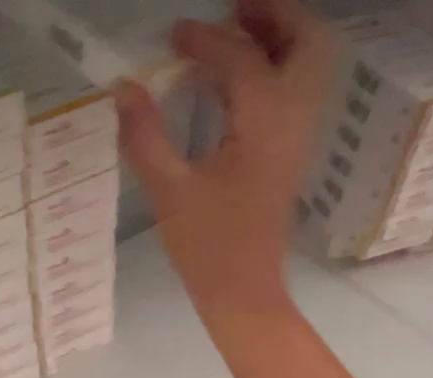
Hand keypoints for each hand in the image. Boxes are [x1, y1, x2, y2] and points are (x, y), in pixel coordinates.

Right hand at [116, 0, 328, 318]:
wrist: (245, 295)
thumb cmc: (209, 248)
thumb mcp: (169, 192)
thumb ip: (145, 136)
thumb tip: (124, 89)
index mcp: (265, 124)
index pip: (243, 59)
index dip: (208, 39)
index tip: (174, 35)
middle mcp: (292, 122)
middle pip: (306, 45)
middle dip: (274, 16)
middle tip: (234, 7)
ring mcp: (298, 140)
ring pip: (308, 69)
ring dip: (279, 41)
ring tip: (237, 32)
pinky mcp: (291, 158)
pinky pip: (295, 95)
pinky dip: (274, 72)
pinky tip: (235, 84)